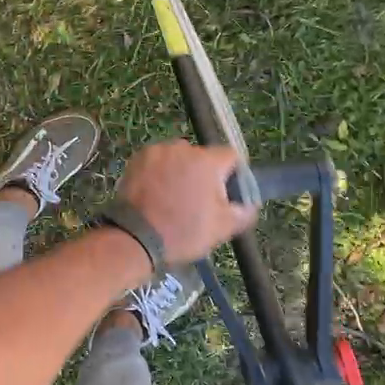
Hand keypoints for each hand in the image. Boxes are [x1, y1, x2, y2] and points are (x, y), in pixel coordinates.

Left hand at [115, 140, 257, 263]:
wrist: (135, 236)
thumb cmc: (184, 231)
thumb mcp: (223, 227)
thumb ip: (243, 211)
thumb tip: (249, 203)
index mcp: (206, 161)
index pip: (230, 156)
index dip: (233, 173)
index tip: (228, 191)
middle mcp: (181, 148)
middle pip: (202, 156)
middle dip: (204, 173)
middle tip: (200, 198)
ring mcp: (156, 151)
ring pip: (178, 157)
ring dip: (181, 170)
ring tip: (175, 196)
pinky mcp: (137, 158)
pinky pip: (158, 160)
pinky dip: (160, 171)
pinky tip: (157, 191)